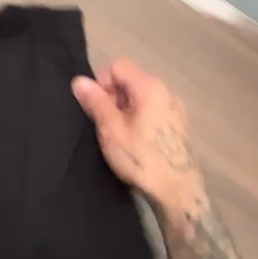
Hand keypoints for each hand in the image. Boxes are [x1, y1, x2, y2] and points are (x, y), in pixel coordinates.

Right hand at [72, 57, 205, 218]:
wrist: (178, 193)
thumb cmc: (141, 158)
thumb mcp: (111, 129)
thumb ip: (95, 102)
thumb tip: (78, 81)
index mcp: (151, 88)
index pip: (118, 66)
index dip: (101, 82)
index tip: (96, 107)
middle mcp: (167, 92)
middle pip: (130, 80)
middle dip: (112, 96)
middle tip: (104, 124)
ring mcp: (175, 110)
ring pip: (140, 97)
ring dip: (124, 109)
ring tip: (118, 135)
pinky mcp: (178, 126)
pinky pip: (152, 111)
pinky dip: (138, 118)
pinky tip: (134, 142)